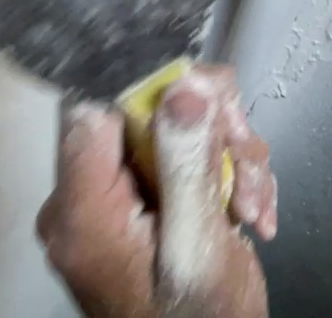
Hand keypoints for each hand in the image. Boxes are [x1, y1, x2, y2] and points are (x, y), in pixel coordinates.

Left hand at [36, 66, 276, 317]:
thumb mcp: (194, 246)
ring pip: (184, 123)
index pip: (94, 106)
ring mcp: (124, 192)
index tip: (202, 98)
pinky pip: (195, 149)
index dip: (147, 86)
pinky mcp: (155, 194)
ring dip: (231, 154)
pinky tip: (249, 208)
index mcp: (81, 207)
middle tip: (242, 155)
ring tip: (249, 202)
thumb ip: (185, 166)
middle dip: (211, 126)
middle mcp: (92, 192)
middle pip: (149, 108)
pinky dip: (232, 171)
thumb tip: (184, 87)